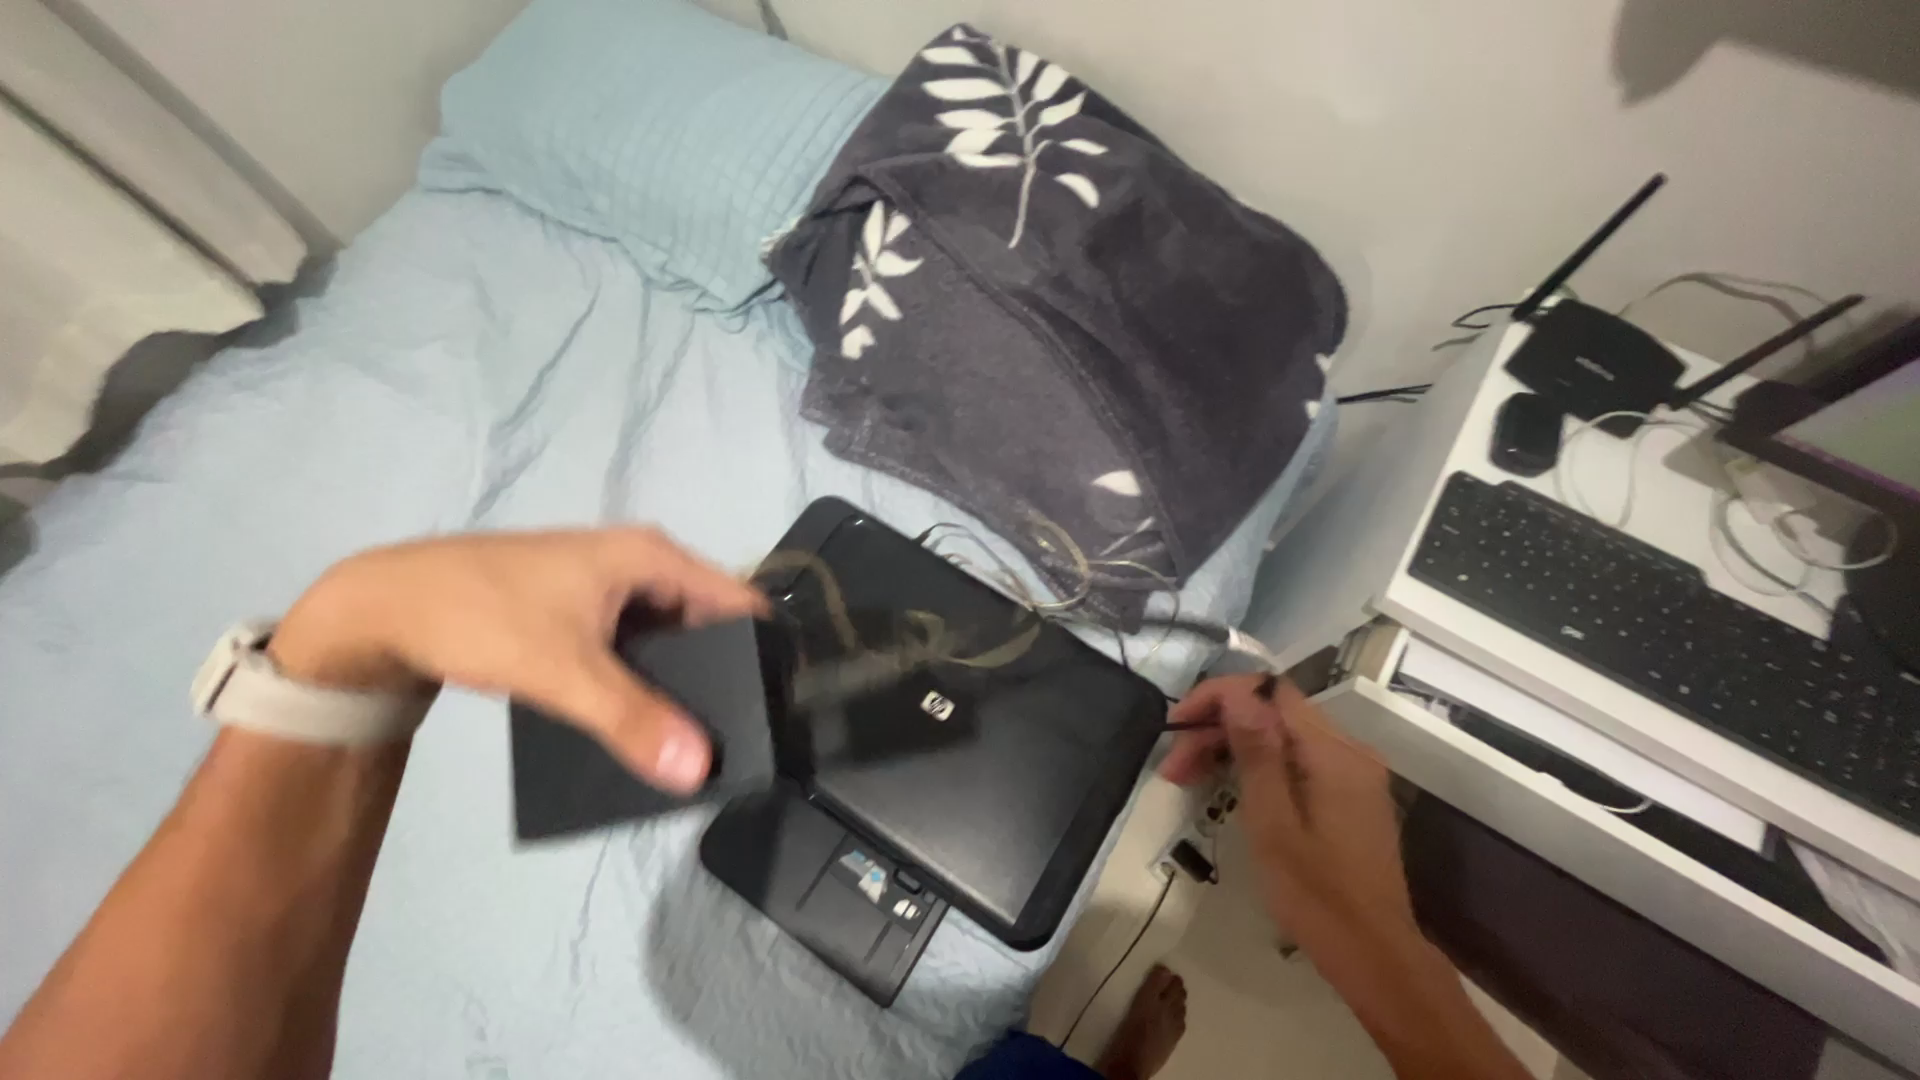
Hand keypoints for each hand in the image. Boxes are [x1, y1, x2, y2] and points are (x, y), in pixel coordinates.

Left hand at [266, 529, 766, 792]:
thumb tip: (698, 769)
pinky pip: (639, 644)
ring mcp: (612, 586)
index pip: (738, 600)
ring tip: (703, 733)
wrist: (382, 605)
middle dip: (727, 671)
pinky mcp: (586, 609)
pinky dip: (650, 676)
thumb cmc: (481, 616)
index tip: (780, 702)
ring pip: (673, 635)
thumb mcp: (561, 671)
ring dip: (686, 678)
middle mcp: (643, 564)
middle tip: (742, 732)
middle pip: (710, 620)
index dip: (764, 648)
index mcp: (653, 558)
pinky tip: (648, 717)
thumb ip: (631, 718)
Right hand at [1161, 674, 1419, 966]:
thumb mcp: (1273, 824)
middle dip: (1216, 726)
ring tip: (1189, 777)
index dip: (1217, 696)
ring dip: (1231, 743)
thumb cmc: (1317, 896)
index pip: (1268, 690)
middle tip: (1174, 767)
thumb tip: (1237, 694)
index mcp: (1332, 752)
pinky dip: (1257, 761)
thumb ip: (1257, 753)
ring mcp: (1352, 770)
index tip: (1176, 726)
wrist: (1376, 957)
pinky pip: (1295, 755)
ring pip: (1281, 731)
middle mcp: (1348, 749)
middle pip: (1272, 709)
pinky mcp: (1348, 792)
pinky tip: (1228, 785)